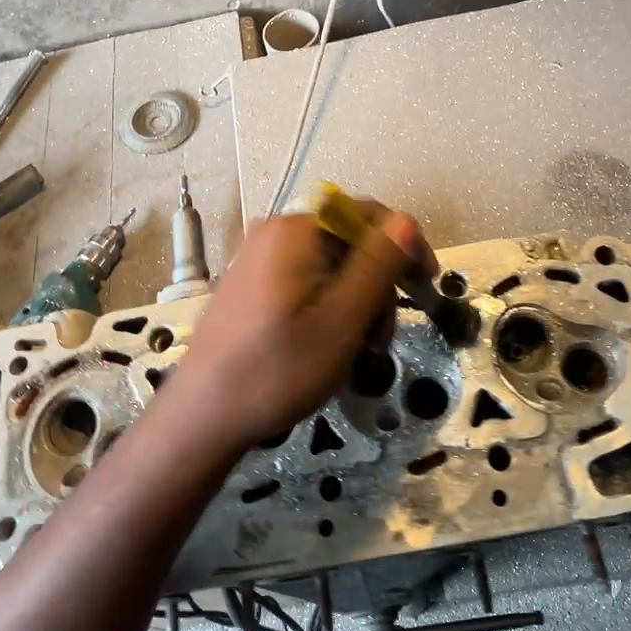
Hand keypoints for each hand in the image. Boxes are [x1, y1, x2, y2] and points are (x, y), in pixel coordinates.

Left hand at [167, 201, 431, 448]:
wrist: (203, 415)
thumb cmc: (277, 369)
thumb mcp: (342, 321)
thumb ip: (378, 265)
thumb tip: (407, 221)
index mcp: (296, 230)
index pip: (368, 214)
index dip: (406, 245)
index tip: (428, 286)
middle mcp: (275, 233)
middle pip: (350, 243)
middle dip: (377, 286)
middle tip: (382, 340)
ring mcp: (259, 259)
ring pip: (330, 268)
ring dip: (356, 304)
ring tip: (357, 353)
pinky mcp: (251, 285)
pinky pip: (306, 283)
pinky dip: (328, 309)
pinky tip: (329, 348)